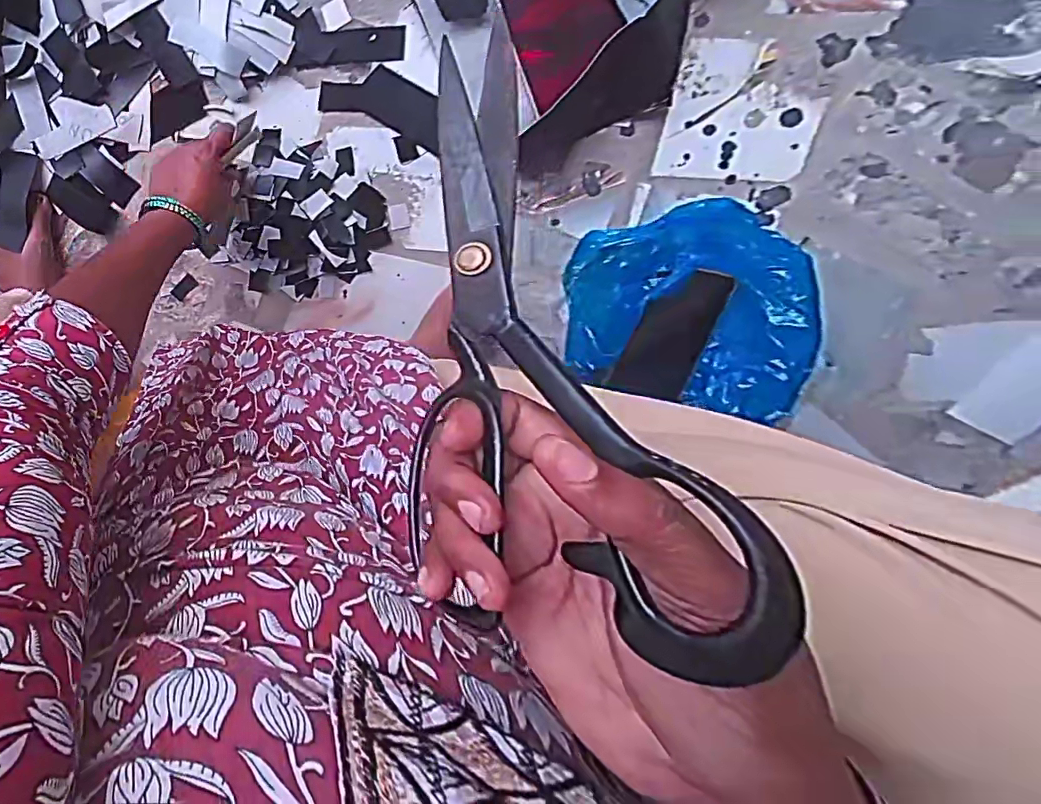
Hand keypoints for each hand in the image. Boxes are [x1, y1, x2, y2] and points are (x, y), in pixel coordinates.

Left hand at [145, 124, 237, 228]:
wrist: (172, 218)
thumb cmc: (196, 207)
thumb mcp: (226, 192)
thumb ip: (230, 176)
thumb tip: (230, 174)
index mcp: (207, 150)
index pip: (225, 131)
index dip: (230, 138)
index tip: (231, 145)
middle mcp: (187, 149)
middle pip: (204, 145)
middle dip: (210, 158)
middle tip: (214, 175)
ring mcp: (172, 157)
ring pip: (187, 154)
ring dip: (193, 165)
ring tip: (196, 185)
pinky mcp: (159, 167)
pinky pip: (172, 164)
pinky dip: (177, 172)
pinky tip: (183, 188)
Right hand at [419, 390, 860, 802]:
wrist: (727, 781)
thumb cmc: (745, 680)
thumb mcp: (704, 588)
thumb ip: (634, 513)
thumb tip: (566, 457)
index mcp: (603, 490)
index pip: (525, 423)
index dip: (480, 415)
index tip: (462, 437)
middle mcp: (557, 511)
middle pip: (471, 457)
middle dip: (456, 481)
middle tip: (481, 520)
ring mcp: (527, 553)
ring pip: (452, 509)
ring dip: (451, 539)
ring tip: (489, 585)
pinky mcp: (505, 593)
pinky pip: (449, 560)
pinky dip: (436, 568)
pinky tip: (445, 589)